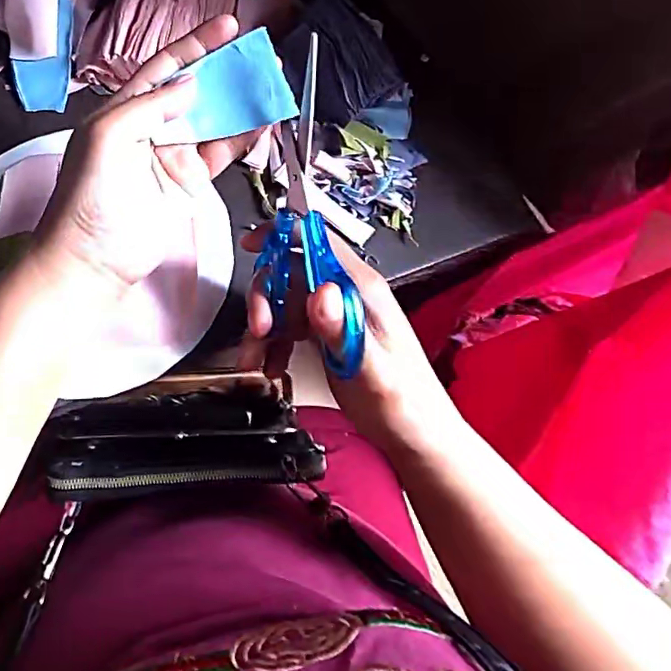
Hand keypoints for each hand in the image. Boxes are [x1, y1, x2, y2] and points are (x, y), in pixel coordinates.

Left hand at [34, 16, 264, 292]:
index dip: (196, 44)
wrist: (93, 258)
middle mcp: (151, 126)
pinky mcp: (191, 180)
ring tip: (268, 83)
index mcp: (125, 108)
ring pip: (214, 119)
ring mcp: (173, 153)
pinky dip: (244, 137)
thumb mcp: (106, 137)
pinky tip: (262, 122)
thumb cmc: (87, 198)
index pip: (165, 67)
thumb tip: (190, 84)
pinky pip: (222, 151)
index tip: (227, 27)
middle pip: (196, 89)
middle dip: (225, 70)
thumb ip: (149, 105)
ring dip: (241, 101)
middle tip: (256, 54)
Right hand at [235, 224, 459, 456]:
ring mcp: (336, 313)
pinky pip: (288, 325)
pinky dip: (272, 343)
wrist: (417, 436)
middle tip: (259, 329)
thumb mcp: (371, 369)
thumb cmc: (404, 403)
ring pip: (285, 299)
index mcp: (360, 287)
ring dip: (264, 325)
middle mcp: (346, 293)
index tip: (253, 244)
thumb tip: (320, 291)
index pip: (317, 240)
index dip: (283, 234)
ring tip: (256, 359)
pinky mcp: (327, 334)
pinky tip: (270, 365)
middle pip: (291, 270)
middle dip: (266, 295)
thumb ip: (343, 330)